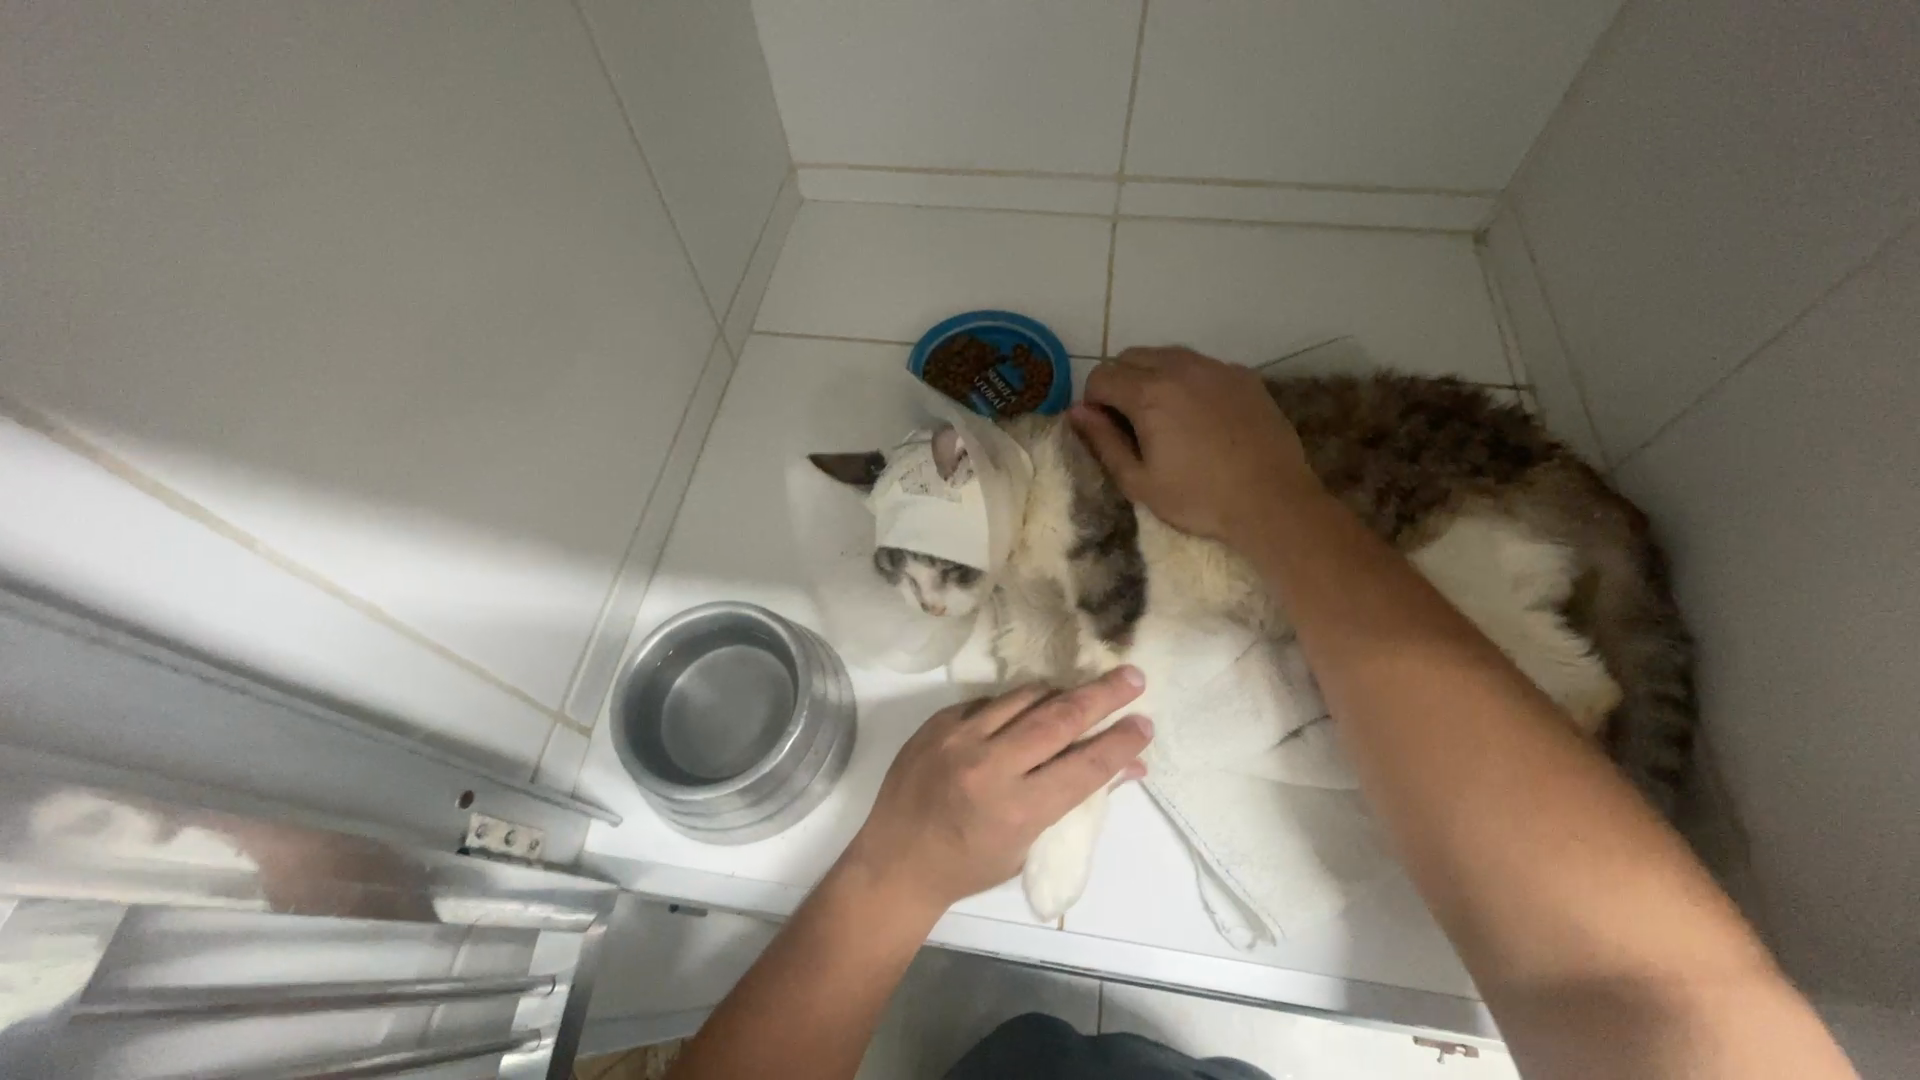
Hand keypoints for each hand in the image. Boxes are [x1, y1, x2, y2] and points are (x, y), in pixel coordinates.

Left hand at [842, 668, 1152, 915]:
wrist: (895, 861)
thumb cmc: (969, 866)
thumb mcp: (1027, 846)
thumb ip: (1076, 802)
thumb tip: (1131, 769)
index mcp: (1017, 809)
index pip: (1084, 766)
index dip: (1120, 743)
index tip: (1144, 723)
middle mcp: (989, 766)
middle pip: (1059, 718)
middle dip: (1101, 695)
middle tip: (1132, 677)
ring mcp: (959, 739)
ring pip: (1024, 698)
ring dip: (1059, 692)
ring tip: (1082, 690)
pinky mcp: (937, 723)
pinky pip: (988, 701)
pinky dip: (1014, 703)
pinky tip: (1027, 709)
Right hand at [1070, 346, 1320, 548]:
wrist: (1271, 500)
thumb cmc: (1198, 499)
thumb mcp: (1139, 482)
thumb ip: (1104, 442)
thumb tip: (1077, 412)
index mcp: (1149, 394)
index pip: (1101, 376)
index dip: (1093, 402)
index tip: (1104, 429)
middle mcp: (1180, 368)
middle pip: (1130, 356)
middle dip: (1119, 382)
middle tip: (1129, 422)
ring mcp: (1216, 368)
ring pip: (1166, 354)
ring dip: (1151, 375)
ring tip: (1163, 416)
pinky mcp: (1243, 375)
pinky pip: (1201, 364)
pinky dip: (1187, 379)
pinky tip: (1199, 415)